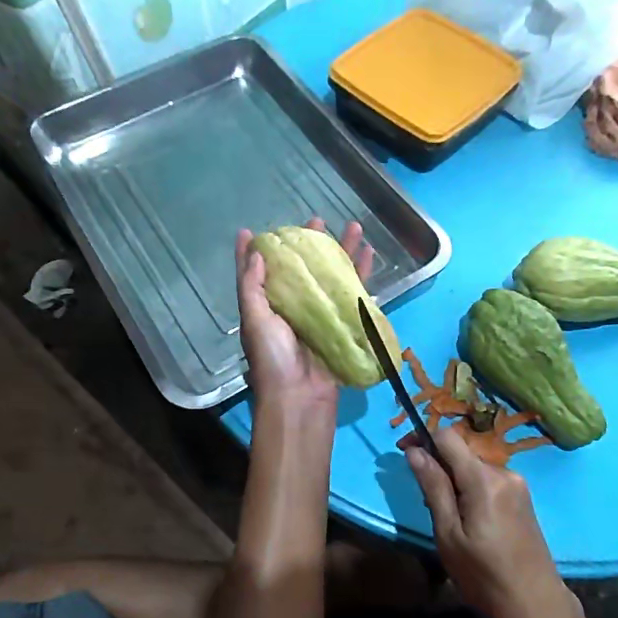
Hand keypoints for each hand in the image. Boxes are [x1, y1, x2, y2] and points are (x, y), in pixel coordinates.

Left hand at [235, 218, 372, 414]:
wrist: (300, 398)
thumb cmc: (272, 358)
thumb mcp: (254, 320)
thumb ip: (253, 286)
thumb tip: (255, 252)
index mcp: (265, 307)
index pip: (256, 273)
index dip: (252, 252)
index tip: (249, 230)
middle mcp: (290, 308)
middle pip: (300, 268)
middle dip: (308, 243)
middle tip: (317, 219)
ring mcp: (317, 315)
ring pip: (330, 275)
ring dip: (341, 251)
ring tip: (352, 226)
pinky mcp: (341, 324)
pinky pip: (352, 294)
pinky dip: (360, 274)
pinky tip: (368, 254)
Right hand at [402, 424, 593, 617]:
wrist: (535, 606)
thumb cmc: (484, 574)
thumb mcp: (448, 533)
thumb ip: (433, 487)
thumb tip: (414, 451)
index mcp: (484, 479)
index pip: (448, 436)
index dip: (423, 437)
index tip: (405, 454)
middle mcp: (504, 472)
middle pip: (461, 450)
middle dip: (437, 463)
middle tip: (423, 498)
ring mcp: (517, 484)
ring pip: (473, 465)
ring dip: (452, 478)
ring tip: (443, 513)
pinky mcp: (521, 497)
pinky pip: (487, 479)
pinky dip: (469, 487)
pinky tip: (465, 517)